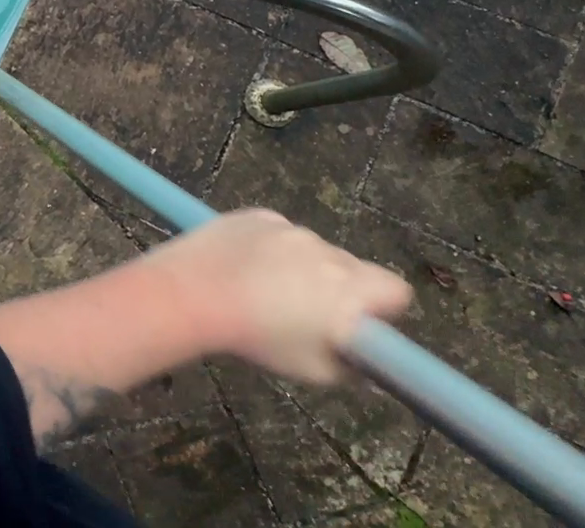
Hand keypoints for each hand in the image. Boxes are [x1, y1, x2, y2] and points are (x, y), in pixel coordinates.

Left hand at [144, 209, 411, 383]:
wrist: (190, 294)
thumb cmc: (257, 338)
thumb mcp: (318, 370)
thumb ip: (353, 364)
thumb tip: (360, 357)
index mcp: (353, 286)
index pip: (395, 289)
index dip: (379, 307)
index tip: (354, 321)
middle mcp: (325, 249)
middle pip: (349, 266)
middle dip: (335, 285)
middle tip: (299, 308)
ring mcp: (286, 228)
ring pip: (308, 248)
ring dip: (297, 264)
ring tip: (260, 287)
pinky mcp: (254, 215)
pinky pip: (273, 231)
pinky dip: (266, 245)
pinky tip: (241, 264)